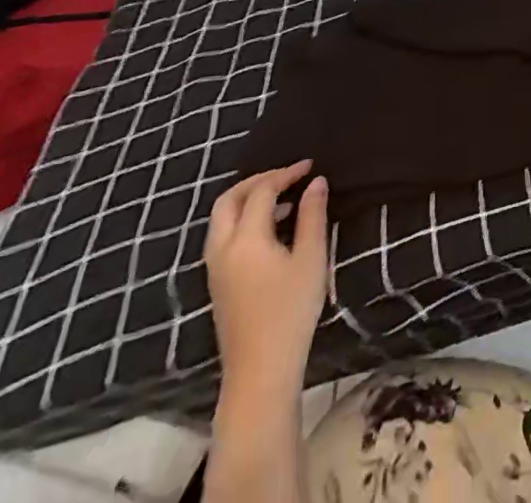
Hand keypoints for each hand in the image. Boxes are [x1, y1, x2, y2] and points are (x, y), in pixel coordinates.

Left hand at [204, 159, 331, 394]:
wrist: (261, 365)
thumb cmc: (292, 309)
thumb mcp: (311, 259)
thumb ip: (312, 216)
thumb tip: (316, 183)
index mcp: (245, 239)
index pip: (261, 192)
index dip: (285, 174)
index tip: (310, 166)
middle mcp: (222, 247)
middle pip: (229, 199)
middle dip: (258, 181)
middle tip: (289, 175)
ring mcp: (214, 265)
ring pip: (222, 218)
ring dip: (249, 200)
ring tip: (286, 200)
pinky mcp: (217, 280)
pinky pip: (224, 234)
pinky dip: (244, 219)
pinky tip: (273, 229)